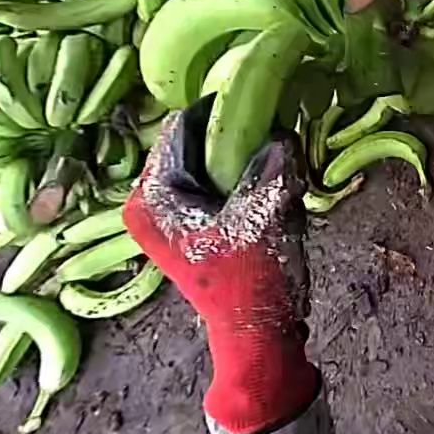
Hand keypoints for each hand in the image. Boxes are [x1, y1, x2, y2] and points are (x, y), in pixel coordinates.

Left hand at [123, 96, 318, 433]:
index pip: (180, 126)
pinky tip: (274, 183)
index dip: (222, 107)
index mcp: (152, 197)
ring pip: (213, 160)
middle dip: (238, 135)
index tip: (262, 96)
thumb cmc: (252, 282)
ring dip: (247, 156)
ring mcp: (173, 214)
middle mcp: (152, 201)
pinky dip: (247, 175)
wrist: (259, 336)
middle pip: (197, 141)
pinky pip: (221, 180)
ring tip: (280, 158)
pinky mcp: (195, 223)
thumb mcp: (263, 217)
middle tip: (276, 130)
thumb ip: (271, 166)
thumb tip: (280, 130)